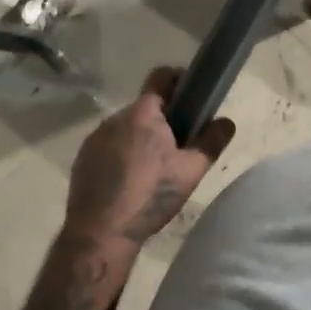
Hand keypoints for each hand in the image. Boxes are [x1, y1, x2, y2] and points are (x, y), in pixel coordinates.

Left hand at [65, 67, 236, 246]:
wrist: (101, 232)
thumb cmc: (151, 196)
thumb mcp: (191, 171)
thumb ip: (211, 142)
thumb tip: (227, 122)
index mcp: (142, 113)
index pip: (161, 77)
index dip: (179, 80)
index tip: (193, 97)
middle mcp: (115, 117)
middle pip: (145, 108)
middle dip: (163, 120)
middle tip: (179, 145)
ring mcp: (95, 138)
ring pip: (126, 128)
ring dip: (141, 138)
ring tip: (154, 169)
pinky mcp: (83, 159)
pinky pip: (109, 146)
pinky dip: (122, 155)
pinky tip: (130, 182)